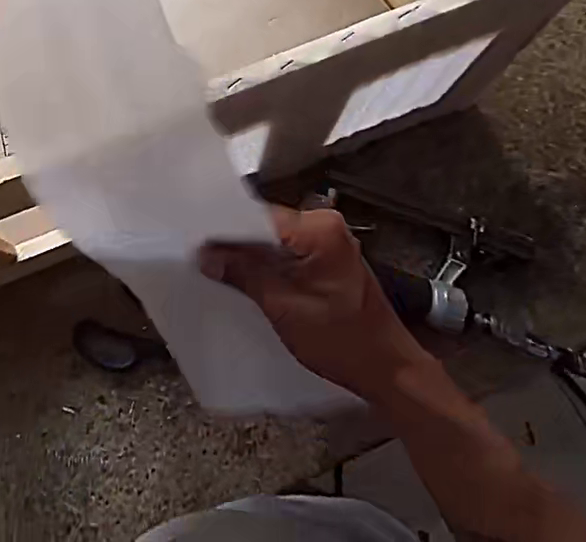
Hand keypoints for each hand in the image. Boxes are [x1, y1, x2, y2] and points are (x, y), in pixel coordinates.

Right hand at [201, 206, 434, 400]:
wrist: (388, 368)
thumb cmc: (341, 340)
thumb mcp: (285, 308)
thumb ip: (245, 274)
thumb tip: (206, 256)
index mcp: (320, 228)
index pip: (261, 217)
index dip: (227, 229)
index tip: (197, 240)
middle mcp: (326, 224)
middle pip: (268, 224)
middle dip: (236, 241)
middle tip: (201, 254)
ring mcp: (330, 239)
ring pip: (276, 238)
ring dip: (251, 253)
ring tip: (216, 264)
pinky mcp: (328, 256)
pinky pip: (289, 250)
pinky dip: (268, 262)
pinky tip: (246, 275)